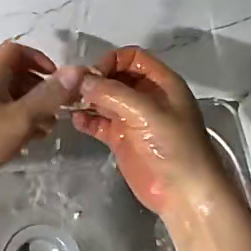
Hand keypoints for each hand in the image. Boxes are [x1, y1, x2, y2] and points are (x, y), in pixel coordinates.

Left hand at [0, 41, 86, 196]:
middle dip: (41, 88)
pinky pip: (6, 119)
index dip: (39, 58)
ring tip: (50, 128)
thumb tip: (77, 70)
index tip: (57, 80)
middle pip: (17, 75)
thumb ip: (49, 95)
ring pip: (13, 99)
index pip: (15, 51)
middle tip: (60, 107)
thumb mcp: (20, 118)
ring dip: (34, 108)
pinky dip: (23, 124)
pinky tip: (33, 140)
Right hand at [73, 46, 236, 222]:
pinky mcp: (122, 139)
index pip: (132, 58)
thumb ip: (113, 92)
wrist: (184, 193)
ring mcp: (133, 118)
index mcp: (161, 83)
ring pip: (105, 99)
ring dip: (87, 98)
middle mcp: (146, 96)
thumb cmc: (173, 146)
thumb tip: (82, 80)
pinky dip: (87, 119)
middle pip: (115, 77)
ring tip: (67, 103)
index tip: (92, 76)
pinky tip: (75, 120)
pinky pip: (99, 122)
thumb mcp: (146, 111)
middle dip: (95, 80)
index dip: (111, 61)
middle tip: (73, 89)